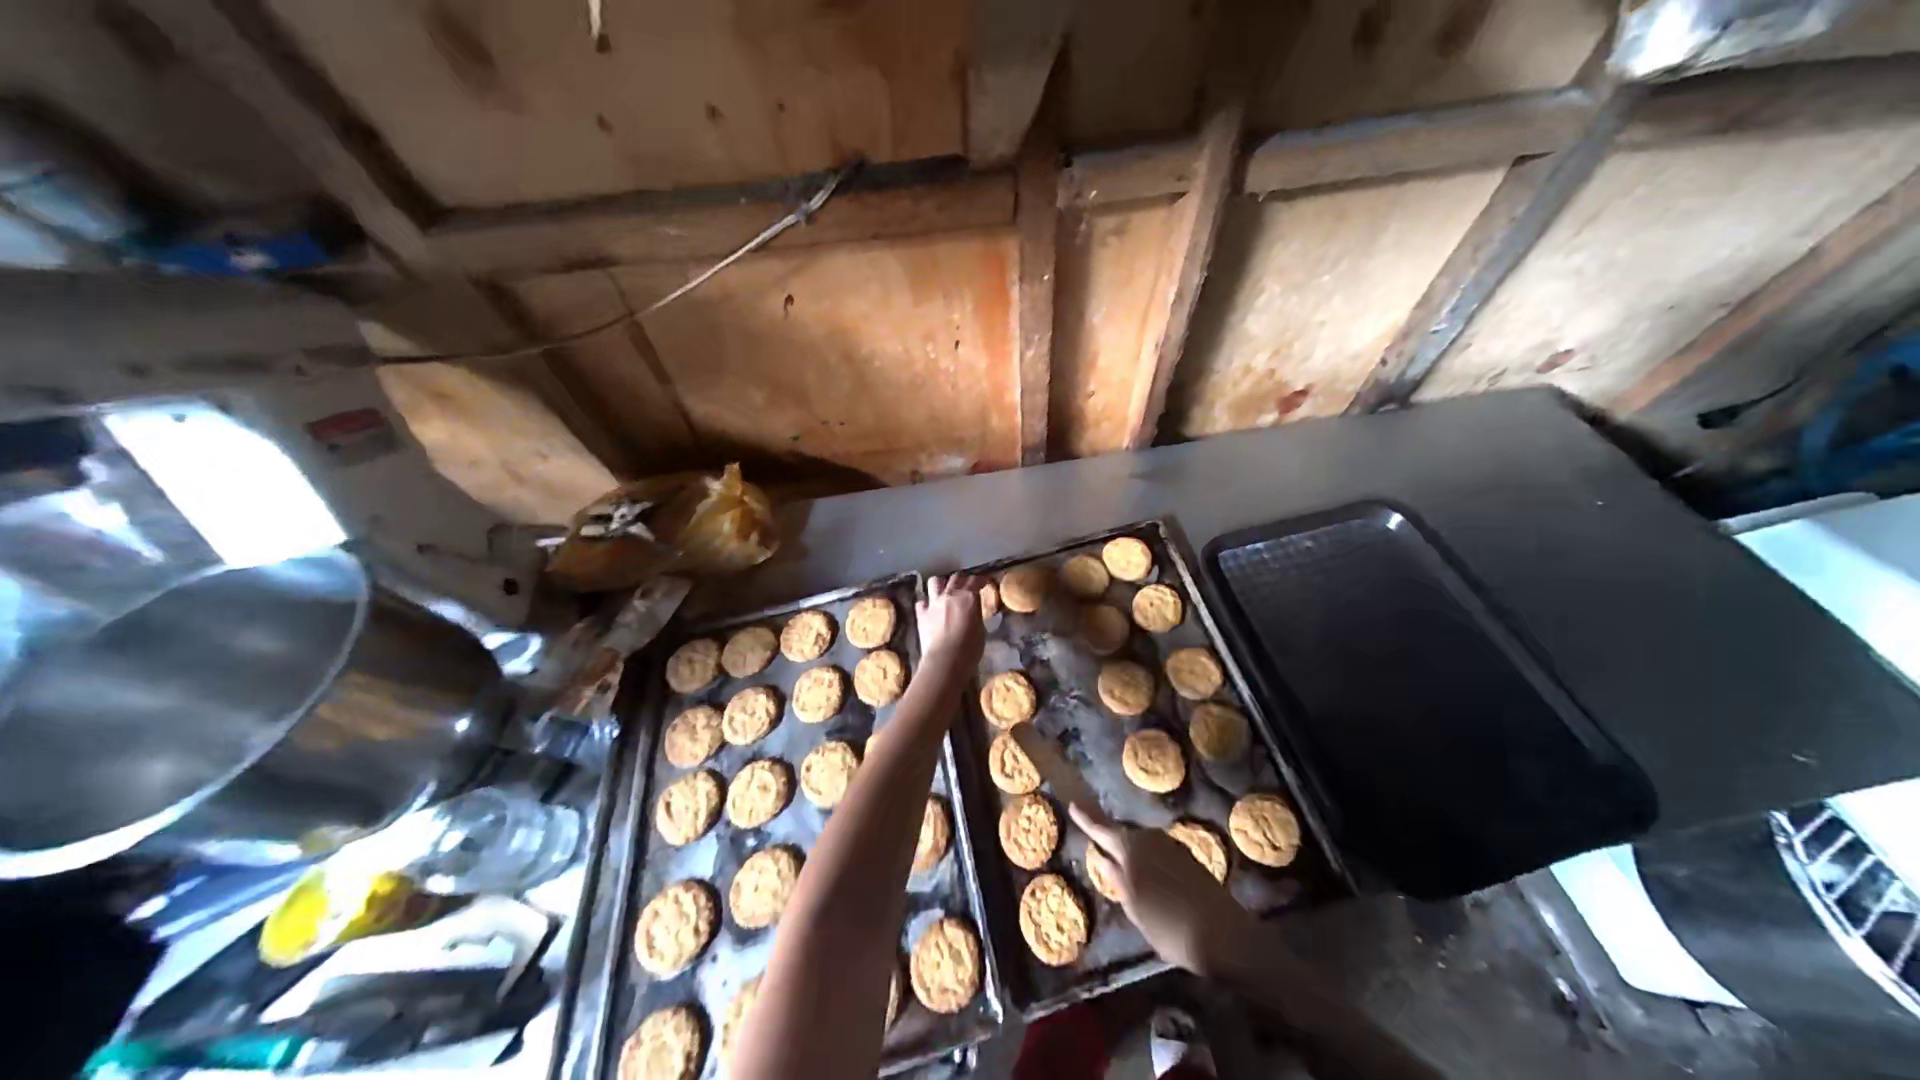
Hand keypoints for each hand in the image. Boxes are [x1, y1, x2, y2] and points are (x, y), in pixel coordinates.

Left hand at [916, 574, 985, 667]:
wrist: (946, 660)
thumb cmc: (970, 648)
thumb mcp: (980, 629)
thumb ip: (975, 615)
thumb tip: (972, 614)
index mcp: (969, 597)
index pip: (976, 581)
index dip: (981, 579)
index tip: (985, 580)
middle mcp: (950, 595)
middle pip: (956, 578)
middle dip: (963, 580)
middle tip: (967, 586)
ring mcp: (934, 603)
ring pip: (935, 582)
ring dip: (941, 585)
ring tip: (945, 591)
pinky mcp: (922, 615)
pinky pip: (921, 603)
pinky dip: (925, 604)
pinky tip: (929, 609)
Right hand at [1071, 804, 1256, 977]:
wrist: (1223, 935)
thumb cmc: (1169, 926)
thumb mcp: (1135, 908)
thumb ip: (1118, 880)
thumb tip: (1104, 859)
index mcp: (1131, 850)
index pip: (1102, 831)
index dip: (1087, 820)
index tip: (1072, 805)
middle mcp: (1151, 841)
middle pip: (1123, 835)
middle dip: (1110, 838)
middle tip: (1095, 838)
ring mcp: (1172, 849)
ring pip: (1142, 845)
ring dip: (1130, 851)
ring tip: (1120, 864)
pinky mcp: (1188, 861)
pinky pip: (1157, 854)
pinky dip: (1148, 861)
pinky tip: (1148, 877)